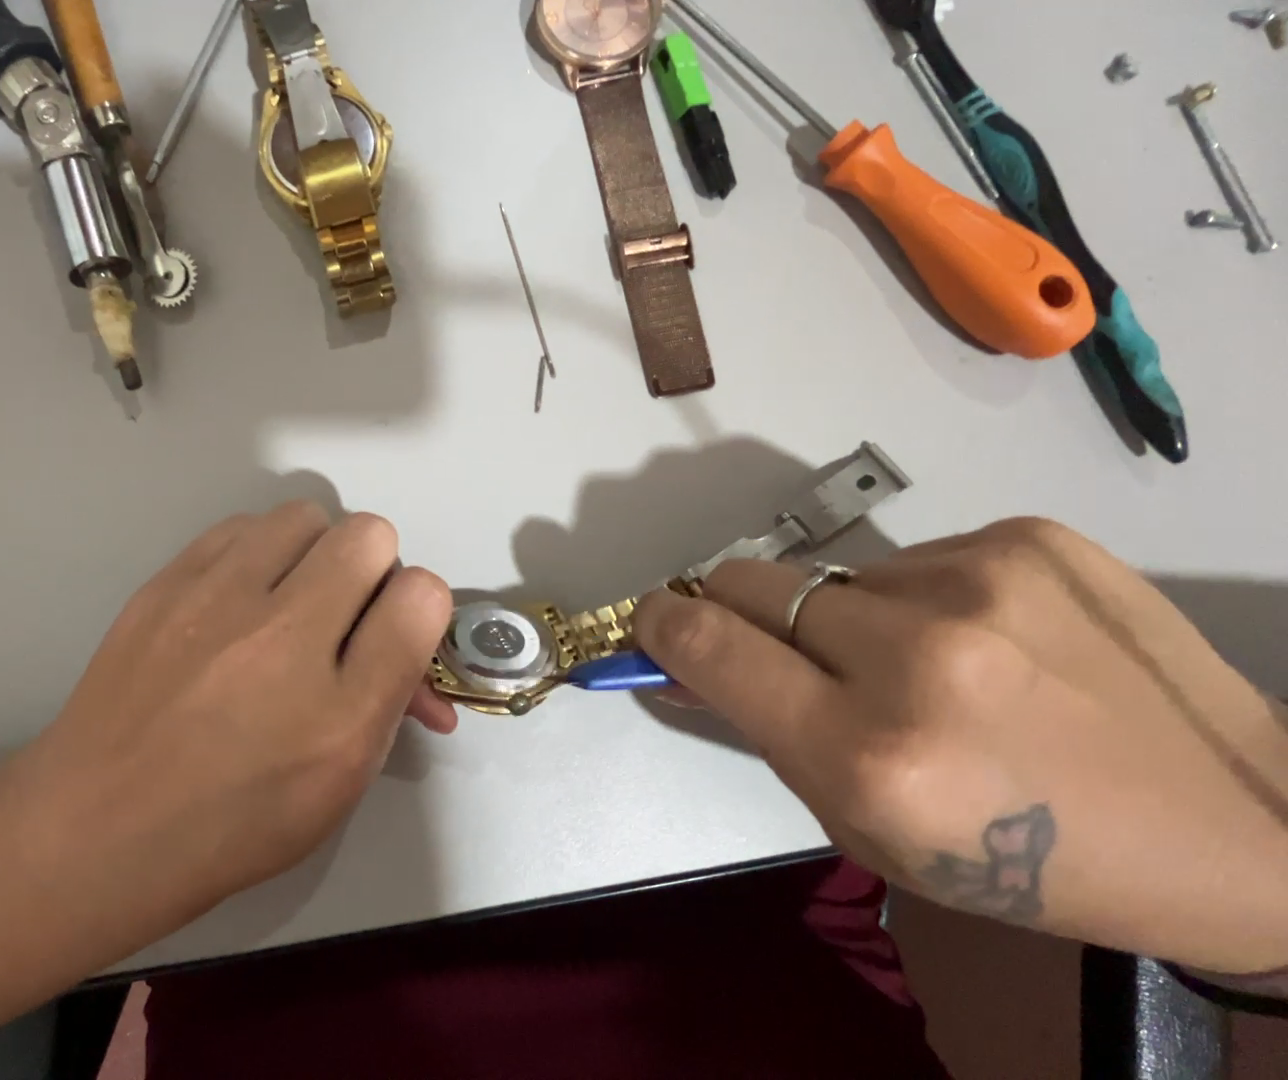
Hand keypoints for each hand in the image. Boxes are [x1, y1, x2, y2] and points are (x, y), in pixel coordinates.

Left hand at [6, 502, 454, 941]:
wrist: (101, 822)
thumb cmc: (231, 823)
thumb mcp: (336, 788)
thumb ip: (388, 707)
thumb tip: (414, 662)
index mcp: (341, 711)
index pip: (422, 597)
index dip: (420, 610)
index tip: (395, 632)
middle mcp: (284, 640)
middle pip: (370, 535)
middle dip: (374, 571)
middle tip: (345, 614)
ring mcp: (216, 600)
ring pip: (304, 515)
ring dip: (315, 551)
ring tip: (291, 599)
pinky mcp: (166, 582)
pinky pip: (240, 526)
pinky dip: (256, 553)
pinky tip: (238, 600)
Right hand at [634, 518, 1287, 973]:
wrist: (1236, 832)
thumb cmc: (1020, 861)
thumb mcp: (864, 826)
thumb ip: (761, 732)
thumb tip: (679, 662)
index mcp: (870, 754)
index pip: (707, 644)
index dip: (660, 624)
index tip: (655, 622)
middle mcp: (920, 657)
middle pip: (750, 584)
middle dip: (737, 612)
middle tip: (779, 650)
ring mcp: (982, 585)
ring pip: (831, 577)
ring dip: (842, 617)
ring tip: (920, 664)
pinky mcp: (1030, 541)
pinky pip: (911, 559)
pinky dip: (916, 599)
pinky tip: (986, 642)